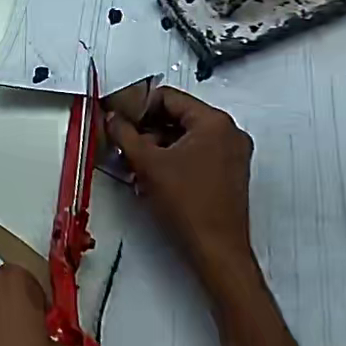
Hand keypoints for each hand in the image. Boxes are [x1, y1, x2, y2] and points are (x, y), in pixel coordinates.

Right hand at [105, 86, 253, 284]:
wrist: (215, 248)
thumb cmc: (188, 204)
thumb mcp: (145, 161)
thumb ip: (124, 133)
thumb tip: (113, 119)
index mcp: (214, 123)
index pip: (168, 97)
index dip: (138, 105)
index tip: (118, 116)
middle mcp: (229, 133)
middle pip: (177, 114)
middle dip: (146, 125)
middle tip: (122, 136)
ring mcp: (231, 153)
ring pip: (184, 134)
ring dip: (156, 142)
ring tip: (133, 157)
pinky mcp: (228, 172)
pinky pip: (194, 150)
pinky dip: (171, 155)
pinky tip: (150, 170)